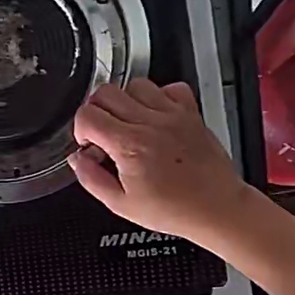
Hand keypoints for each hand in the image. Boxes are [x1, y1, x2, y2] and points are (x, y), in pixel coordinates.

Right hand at [68, 80, 255, 244]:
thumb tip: (77, 160)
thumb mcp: (121, 205)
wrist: (217, 209)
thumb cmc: (176, 210)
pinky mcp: (191, 114)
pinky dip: (158, 96)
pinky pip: (170, 88)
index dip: (80, 129)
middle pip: (106, 93)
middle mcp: (151, 124)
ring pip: (135, 84)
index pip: (88, 116)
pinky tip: (154, 117)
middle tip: (103, 134)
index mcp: (130, 146)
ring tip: (128, 124)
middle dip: (96, 111)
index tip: (89, 144)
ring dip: (125, 101)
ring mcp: (173, 115)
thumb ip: (91, 179)